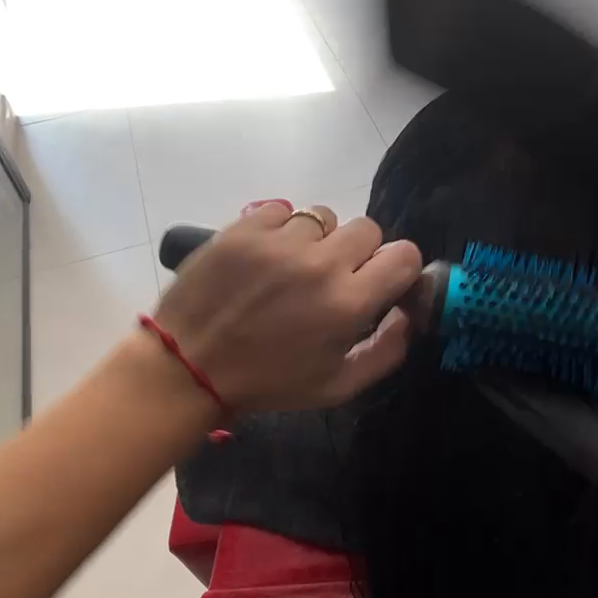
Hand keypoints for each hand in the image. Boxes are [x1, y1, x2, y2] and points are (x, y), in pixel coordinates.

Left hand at [154, 201, 424, 411]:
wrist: (188, 367)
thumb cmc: (269, 382)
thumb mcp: (338, 387)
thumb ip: (387, 351)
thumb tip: (408, 314)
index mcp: (348, 303)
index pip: (404, 255)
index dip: (399, 267)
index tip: (382, 281)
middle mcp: (320, 264)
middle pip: (368, 228)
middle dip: (360, 252)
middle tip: (335, 276)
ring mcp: (280, 241)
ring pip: (324, 216)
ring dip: (319, 239)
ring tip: (295, 265)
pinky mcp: (245, 227)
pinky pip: (283, 210)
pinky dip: (282, 229)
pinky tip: (268, 256)